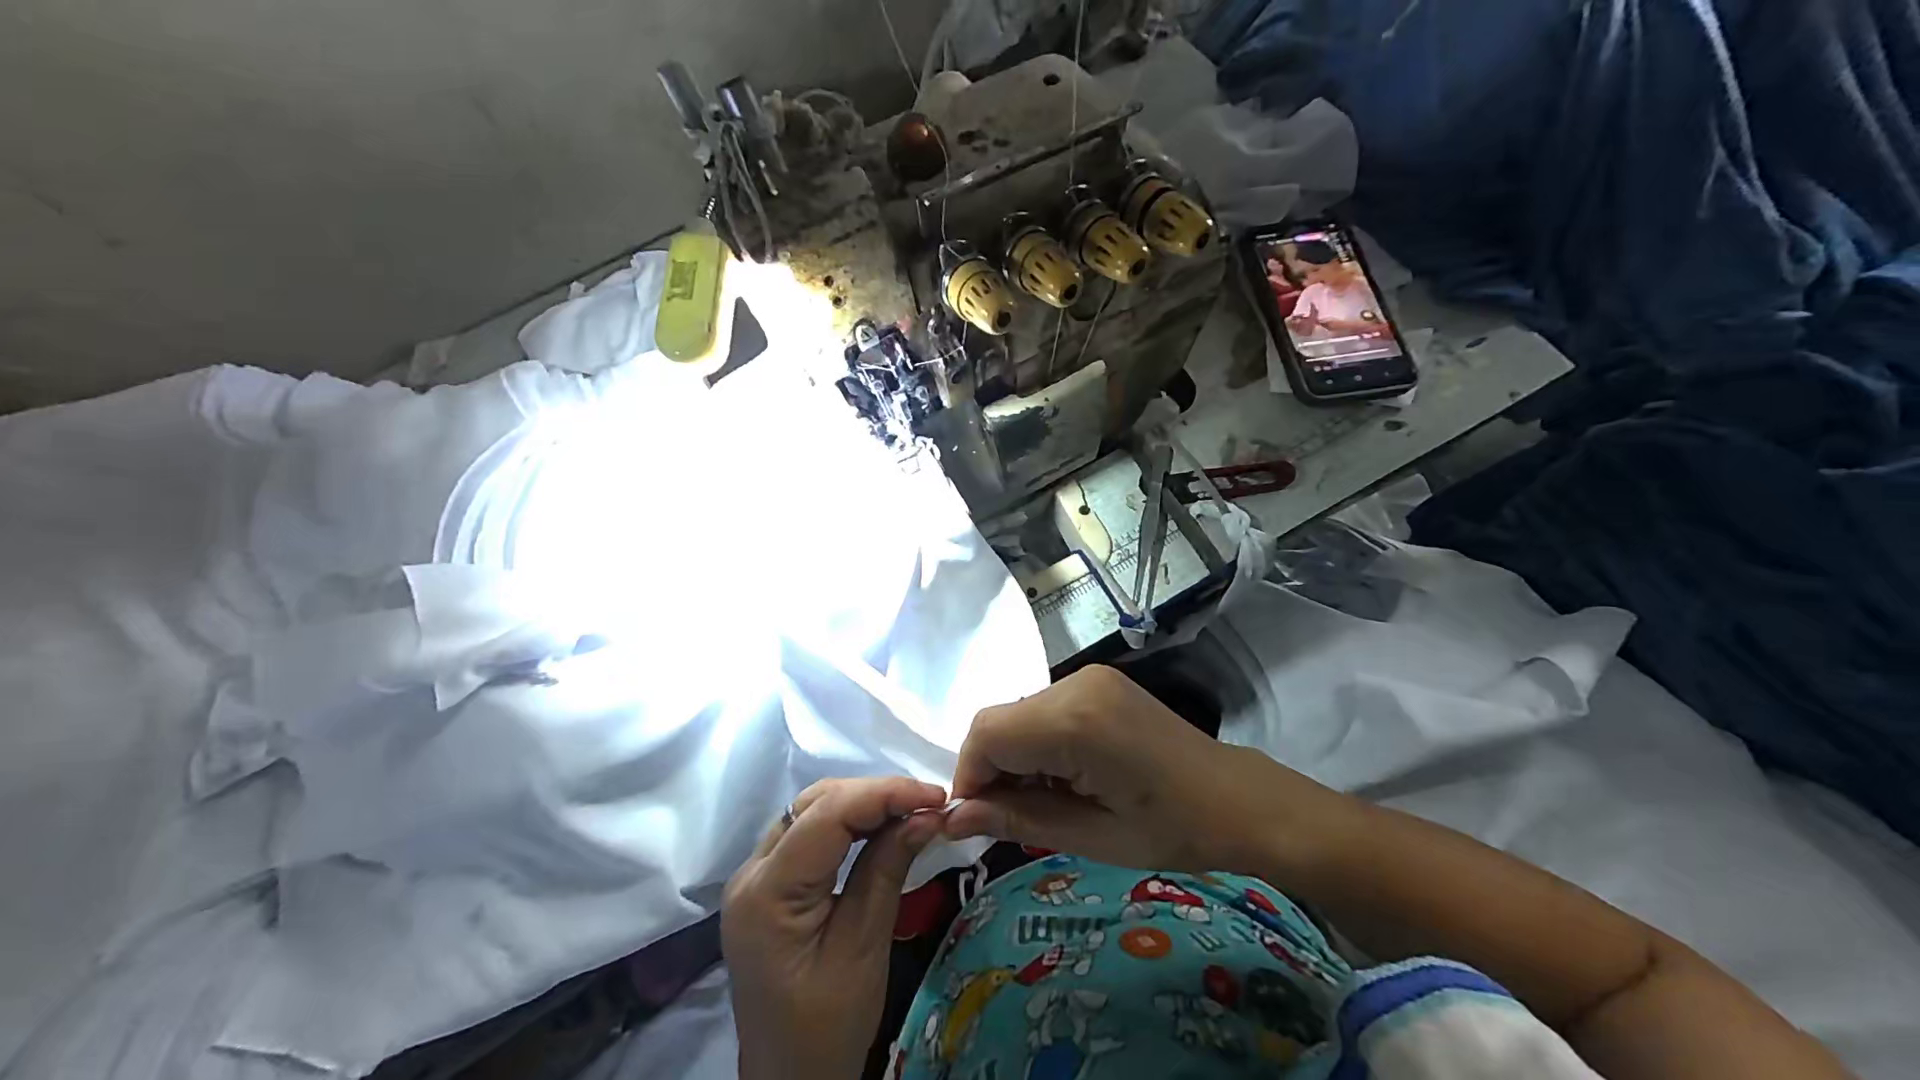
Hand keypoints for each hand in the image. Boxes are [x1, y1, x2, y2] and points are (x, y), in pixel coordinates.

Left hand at [723, 777, 947, 1079]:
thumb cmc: (826, 1029)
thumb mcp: (862, 950)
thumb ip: (887, 871)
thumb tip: (926, 814)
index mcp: (766, 891)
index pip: (827, 814)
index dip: (884, 794)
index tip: (935, 796)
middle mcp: (751, 872)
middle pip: (815, 804)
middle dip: (875, 794)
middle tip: (928, 803)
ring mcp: (756, 877)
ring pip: (811, 812)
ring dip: (862, 803)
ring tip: (911, 810)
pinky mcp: (769, 886)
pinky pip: (809, 834)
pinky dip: (848, 823)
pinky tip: (880, 827)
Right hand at [943, 666, 1356, 874]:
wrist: (1238, 800)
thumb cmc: (1171, 829)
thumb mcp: (1091, 836)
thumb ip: (1017, 819)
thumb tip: (951, 818)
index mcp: (1074, 721)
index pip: (986, 736)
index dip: (969, 778)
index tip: (975, 822)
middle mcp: (1075, 685)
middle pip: (998, 721)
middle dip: (990, 770)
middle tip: (1009, 818)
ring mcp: (1089, 679)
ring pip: (1018, 714)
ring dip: (1014, 758)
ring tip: (1044, 801)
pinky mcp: (1098, 683)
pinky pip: (1043, 709)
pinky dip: (1037, 744)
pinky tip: (1064, 776)